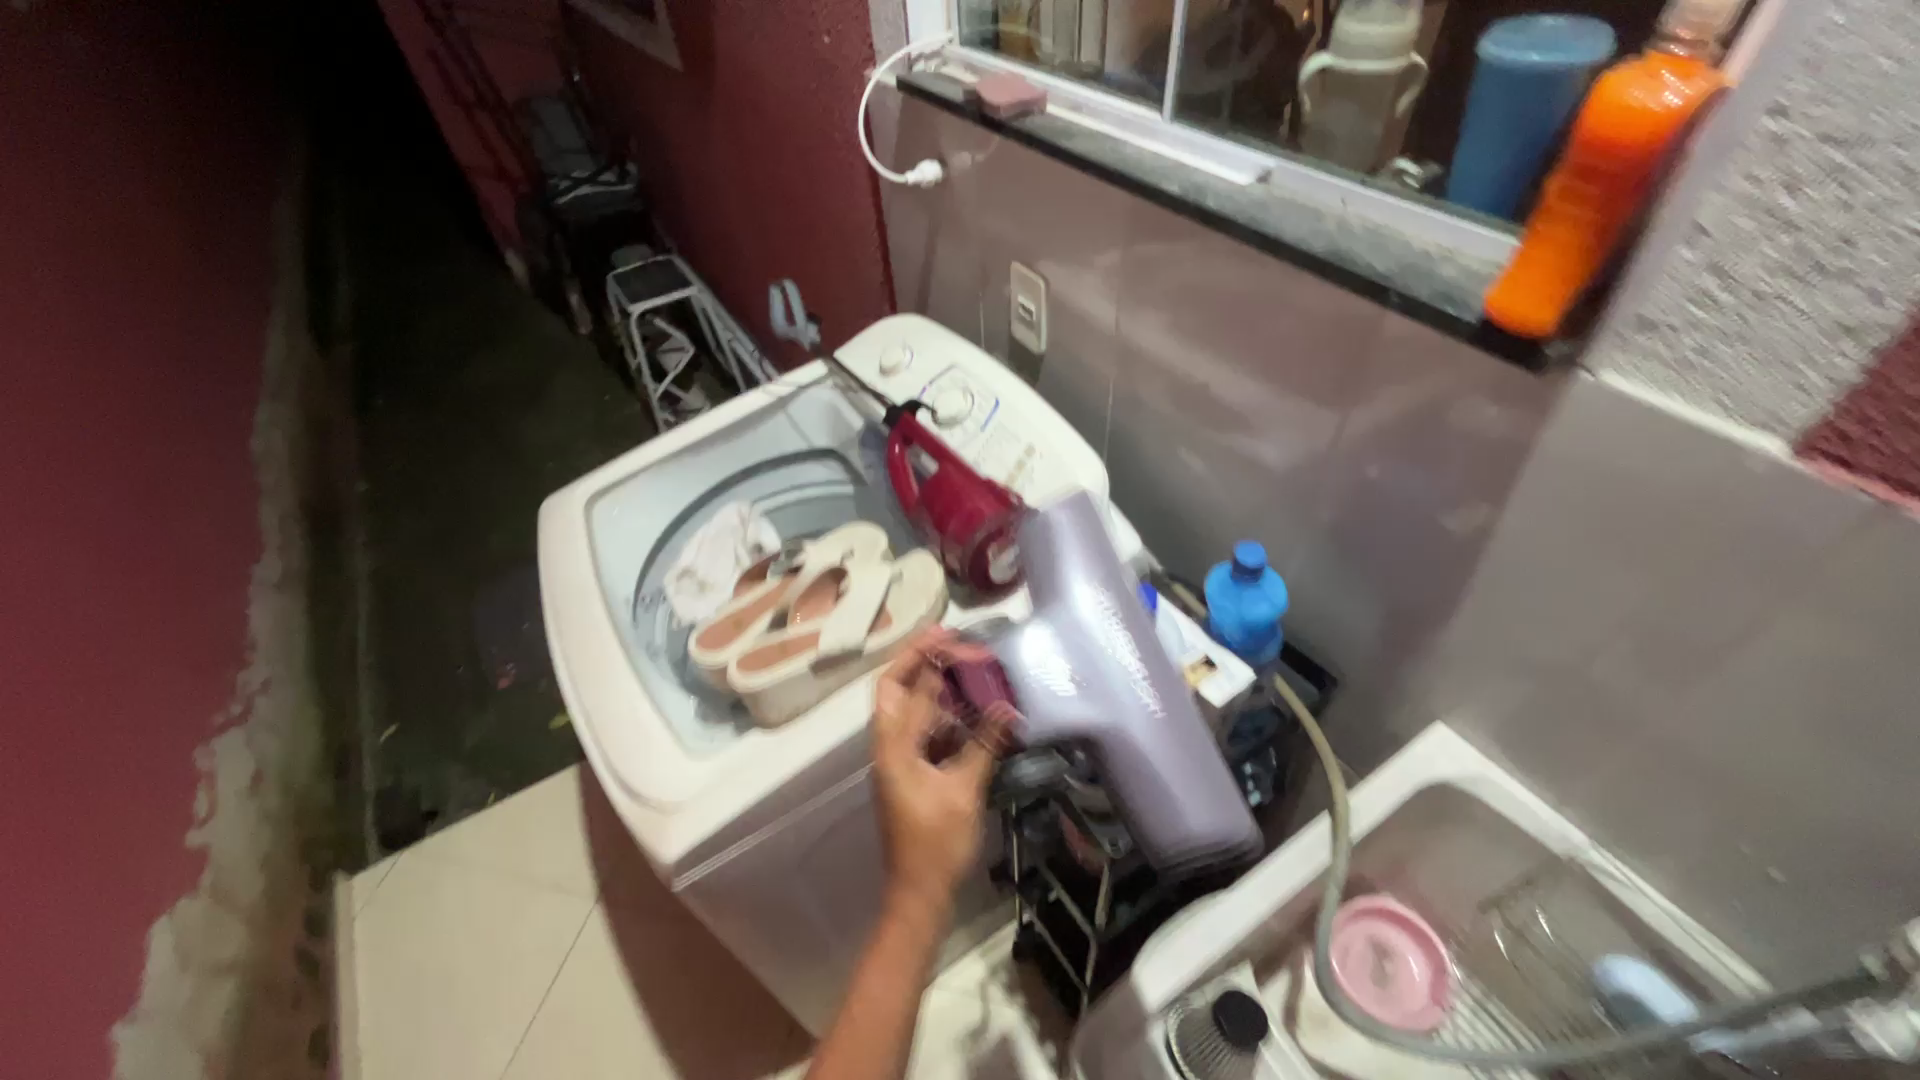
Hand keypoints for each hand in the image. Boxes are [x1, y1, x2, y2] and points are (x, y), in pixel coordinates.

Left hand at [870, 629, 1010, 922]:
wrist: (918, 893)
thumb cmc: (937, 845)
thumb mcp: (964, 792)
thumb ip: (984, 745)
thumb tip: (1007, 708)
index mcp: (893, 747)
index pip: (903, 688)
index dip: (924, 657)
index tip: (949, 634)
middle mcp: (889, 747)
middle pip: (895, 690)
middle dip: (918, 661)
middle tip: (948, 640)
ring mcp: (898, 761)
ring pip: (909, 710)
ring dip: (933, 687)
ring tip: (964, 668)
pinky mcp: (911, 774)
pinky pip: (923, 732)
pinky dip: (942, 715)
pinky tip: (969, 710)